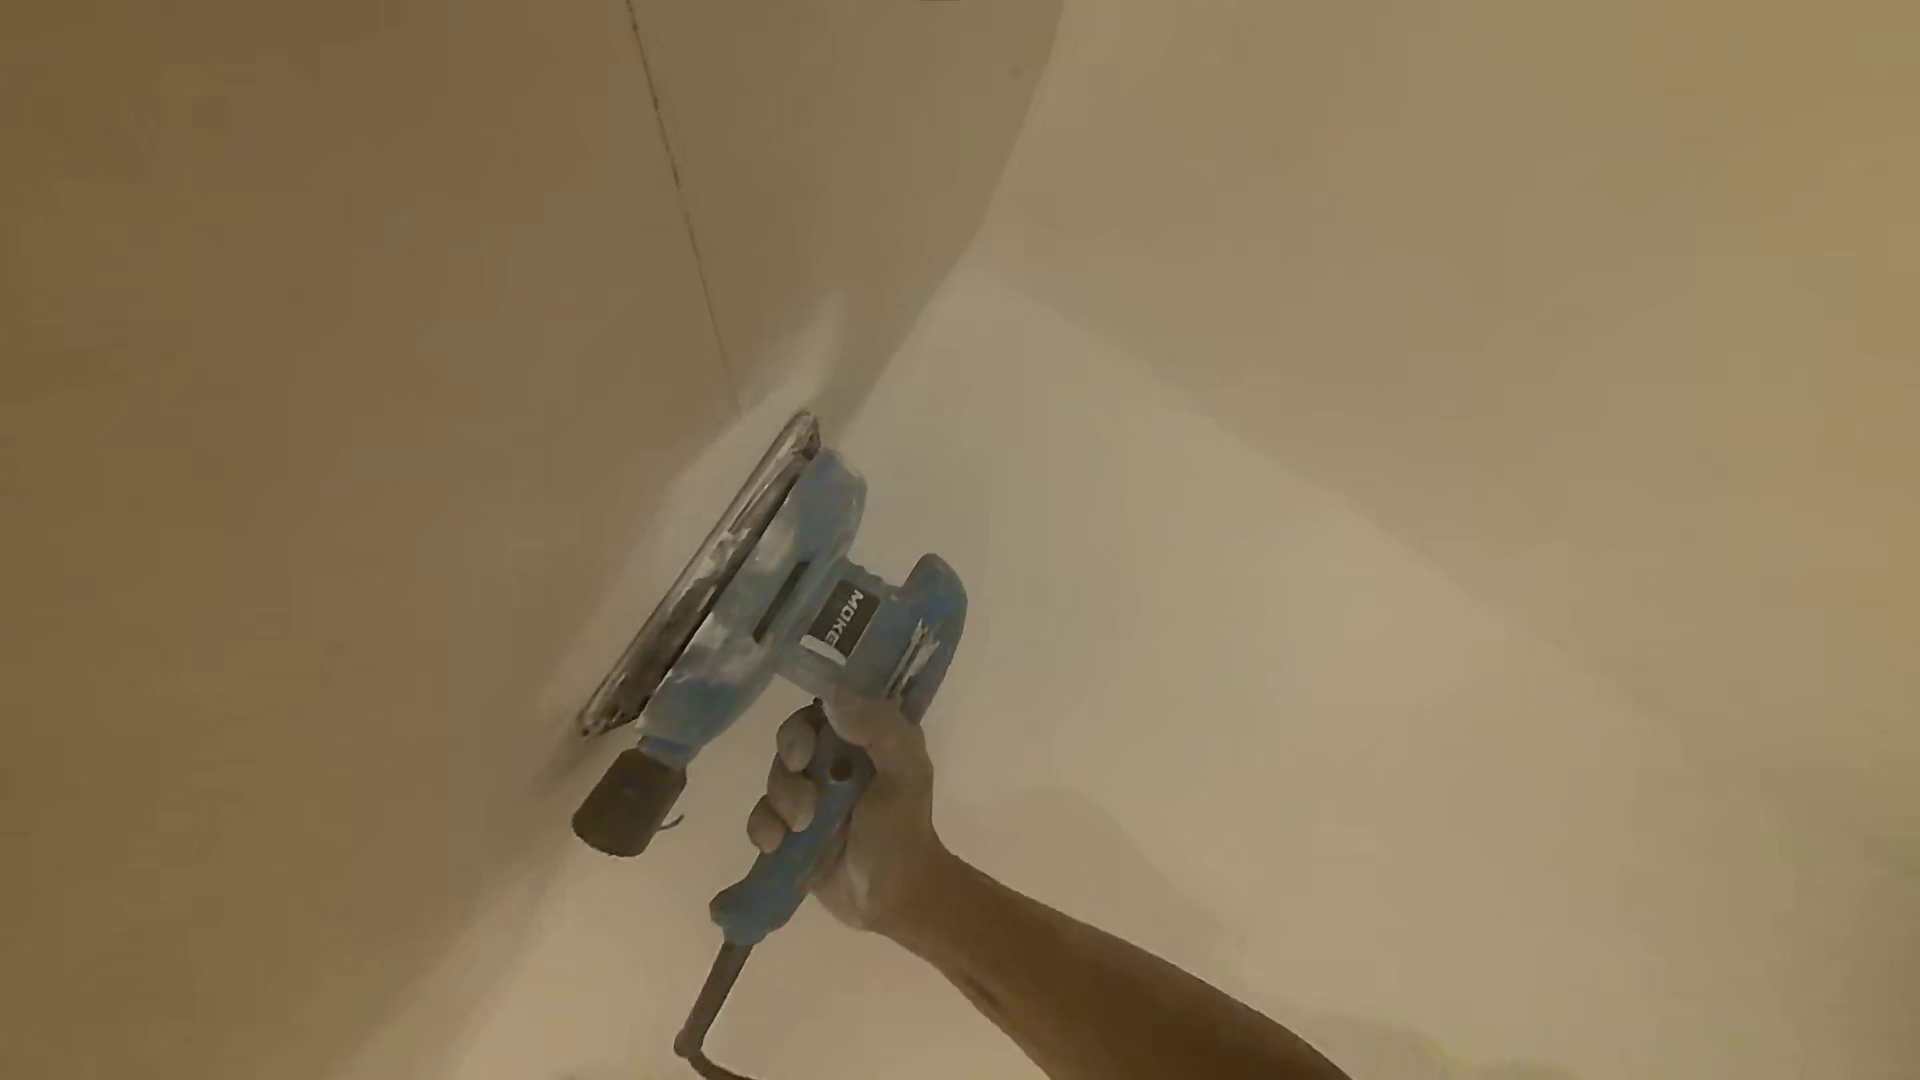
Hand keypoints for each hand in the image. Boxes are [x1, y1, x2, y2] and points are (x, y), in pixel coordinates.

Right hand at [746, 692, 947, 934]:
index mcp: (868, 736)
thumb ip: (880, 727)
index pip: (828, 707)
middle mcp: (837, 758)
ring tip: (801, 825)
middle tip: (801, 779)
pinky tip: (775, 844)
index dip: (809, 721)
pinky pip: (762, 813)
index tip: (807, 747)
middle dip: (790, 757)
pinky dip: (762, 825)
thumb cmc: (904, 827)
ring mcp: (812, 792)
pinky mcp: (792, 827)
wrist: (892, 899)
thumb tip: (834, 695)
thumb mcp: (905, 770)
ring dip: (781, 796)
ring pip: (777, 774)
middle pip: (795, 737)